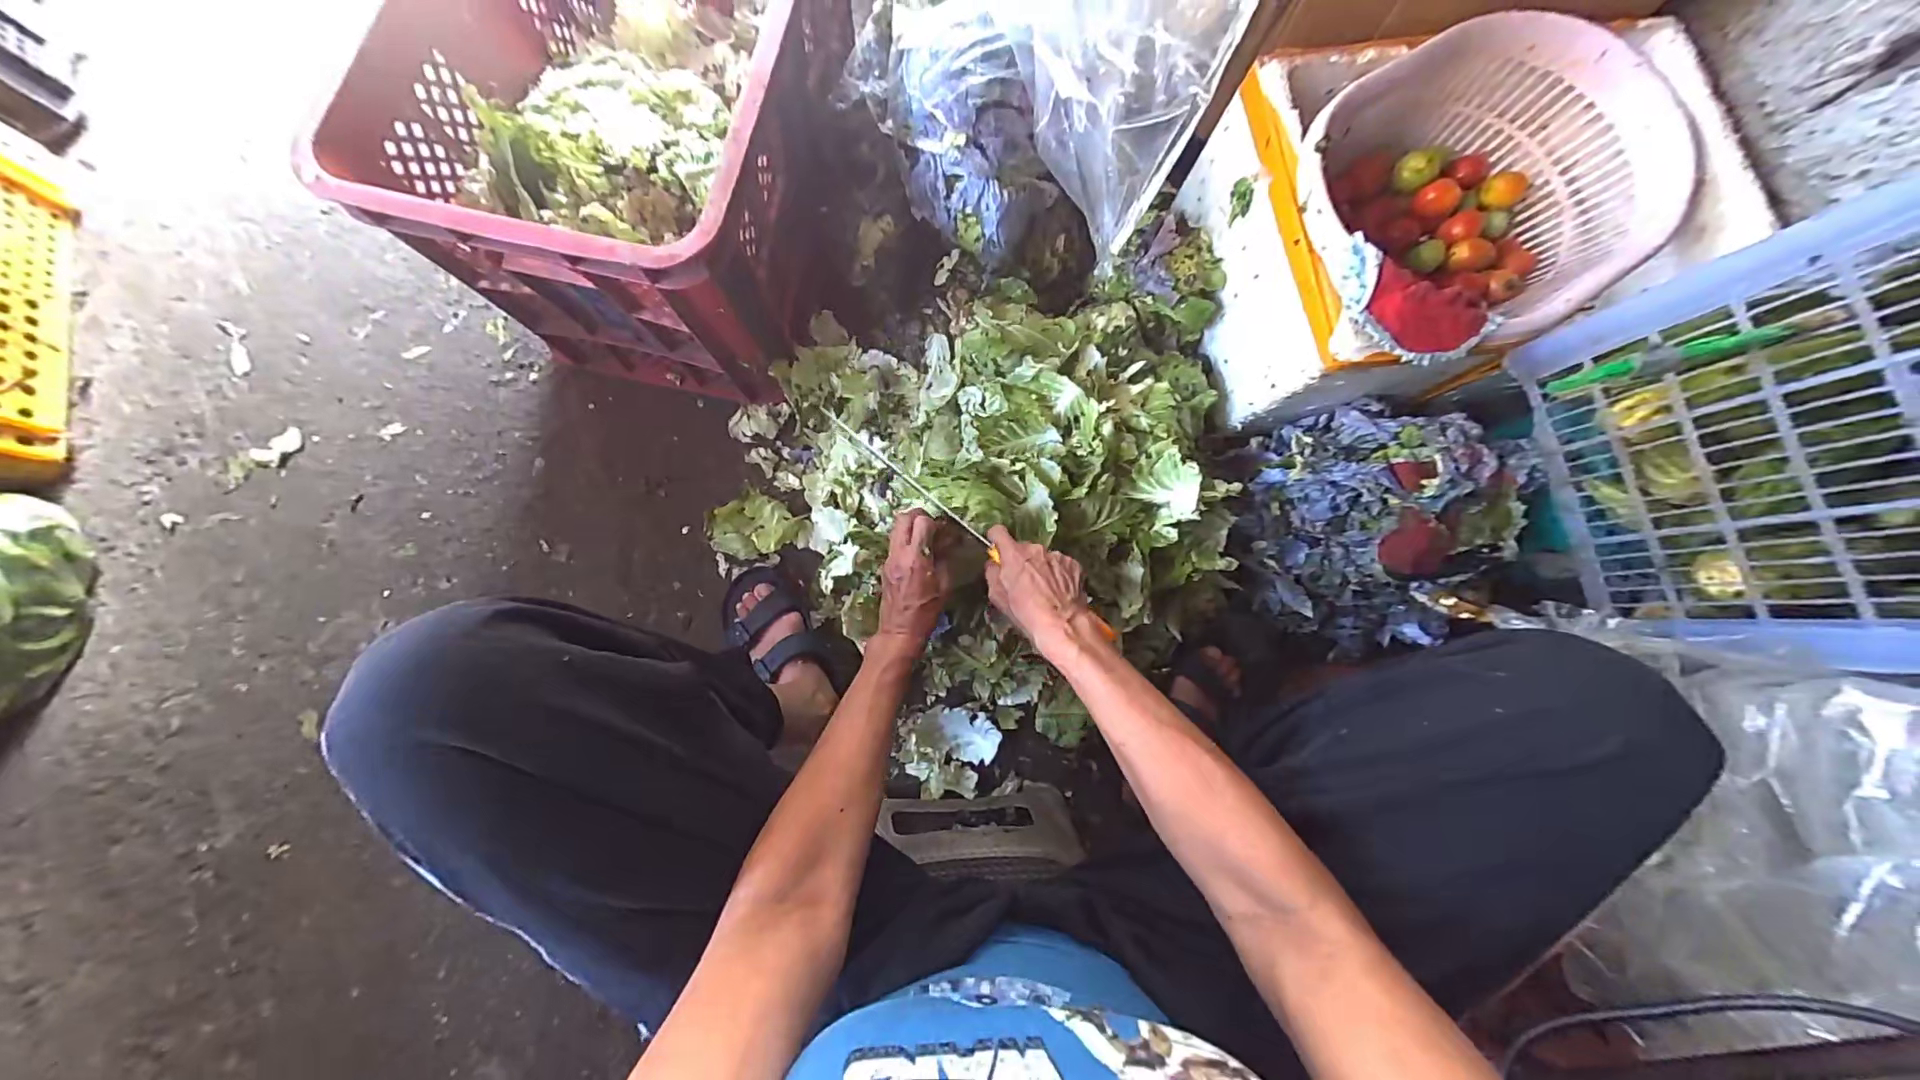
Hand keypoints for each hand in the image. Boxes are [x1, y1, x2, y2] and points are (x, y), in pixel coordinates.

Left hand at [875, 510, 951, 645]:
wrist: (899, 631)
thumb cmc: (925, 612)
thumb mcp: (944, 586)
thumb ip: (946, 559)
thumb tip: (951, 542)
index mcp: (916, 558)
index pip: (922, 522)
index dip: (936, 522)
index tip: (945, 532)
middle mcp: (898, 554)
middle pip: (904, 518)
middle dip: (920, 516)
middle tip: (932, 527)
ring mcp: (889, 559)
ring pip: (896, 528)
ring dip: (911, 527)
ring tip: (926, 539)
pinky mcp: (885, 565)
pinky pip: (895, 543)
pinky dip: (906, 540)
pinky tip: (918, 554)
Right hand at [983, 525, 1095, 653]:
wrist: (1063, 624)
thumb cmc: (1027, 614)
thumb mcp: (998, 598)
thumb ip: (992, 574)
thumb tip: (993, 564)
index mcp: (1014, 555)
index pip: (998, 532)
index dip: (996, 539)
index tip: (996, 547)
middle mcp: (1036, 550)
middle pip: (1023, 548)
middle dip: (1021, 561)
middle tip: (1022, 581)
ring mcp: (1057, 556)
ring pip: (1043, 557)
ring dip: (1040, 568)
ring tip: (1043, 590)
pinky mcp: (1073, 564)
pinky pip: (1060, 565)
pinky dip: (1057, 574)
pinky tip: (1058, 591)